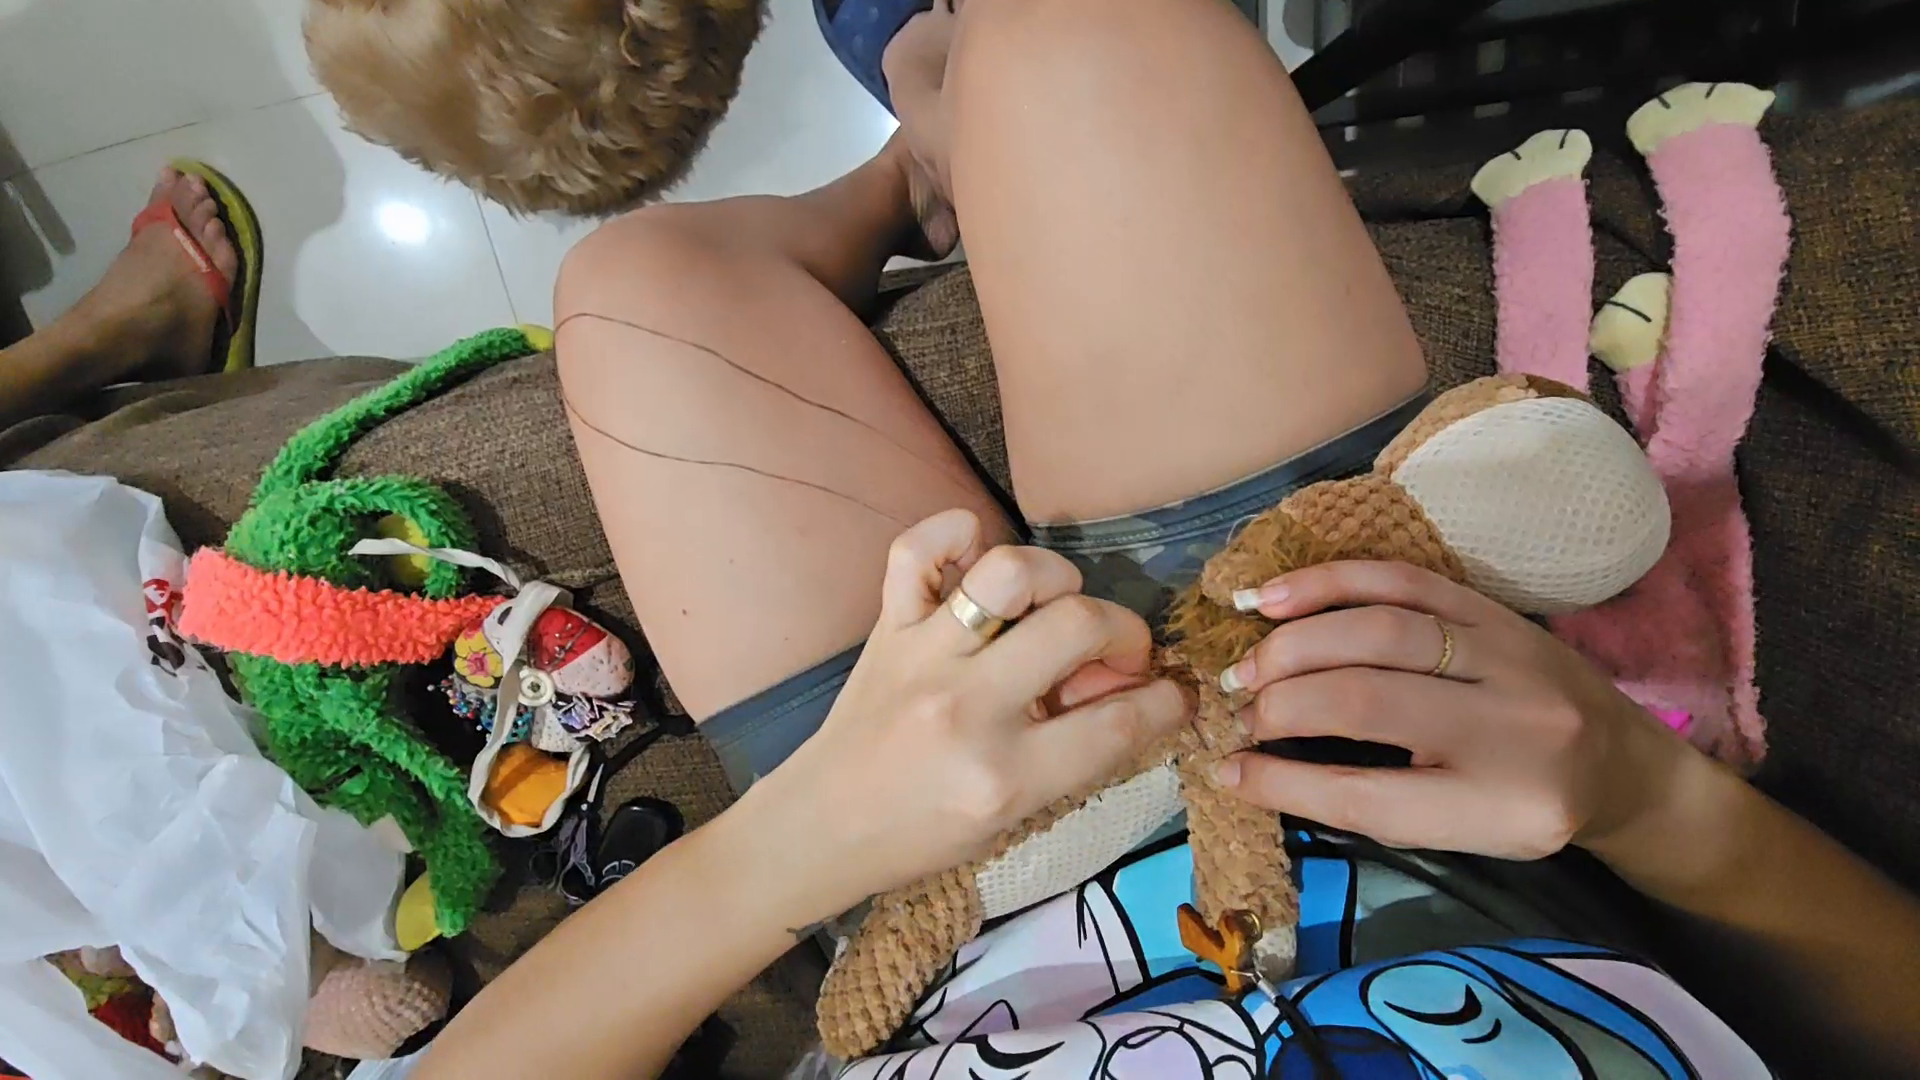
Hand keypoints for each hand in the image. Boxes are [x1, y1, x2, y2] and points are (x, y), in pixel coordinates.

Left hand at [743, 509, 1189, 914]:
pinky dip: (954, 533)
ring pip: (1008, 572)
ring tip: (1055, 602)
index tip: (1173, 690)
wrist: (823, 826)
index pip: (1117, 724)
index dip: (1165, 701)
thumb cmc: (923, 835)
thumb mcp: (1014, 816)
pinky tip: (975, 554)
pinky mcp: (886, 629)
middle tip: (1116, 648)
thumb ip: (1077, 752)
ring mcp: (921, 657)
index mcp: (1003, 777)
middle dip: (1125, 629)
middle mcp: (966, 706)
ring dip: (1054, 576)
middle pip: (1078, 626)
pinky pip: (915, 551)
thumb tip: (1130, 686)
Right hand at [1211, 561, 1691, 859]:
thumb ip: (1355, 796)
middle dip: (1279, 702)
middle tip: (1235, 708)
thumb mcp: (1450, 827)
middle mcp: (1514, 730)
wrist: (1625, 765)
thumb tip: (1242, 769)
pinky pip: (1399, 580)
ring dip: (1293, 644)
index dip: (1281, 781)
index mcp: (1501, 810)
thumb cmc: (1518, 806)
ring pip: (1378, 630)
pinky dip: (1326, 584)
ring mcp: (1508, 656)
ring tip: (1246, 665)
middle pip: (1366, 701)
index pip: (1365, 795)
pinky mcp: (1493, 609)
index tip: (1226, 769)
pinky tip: (1273, 599)